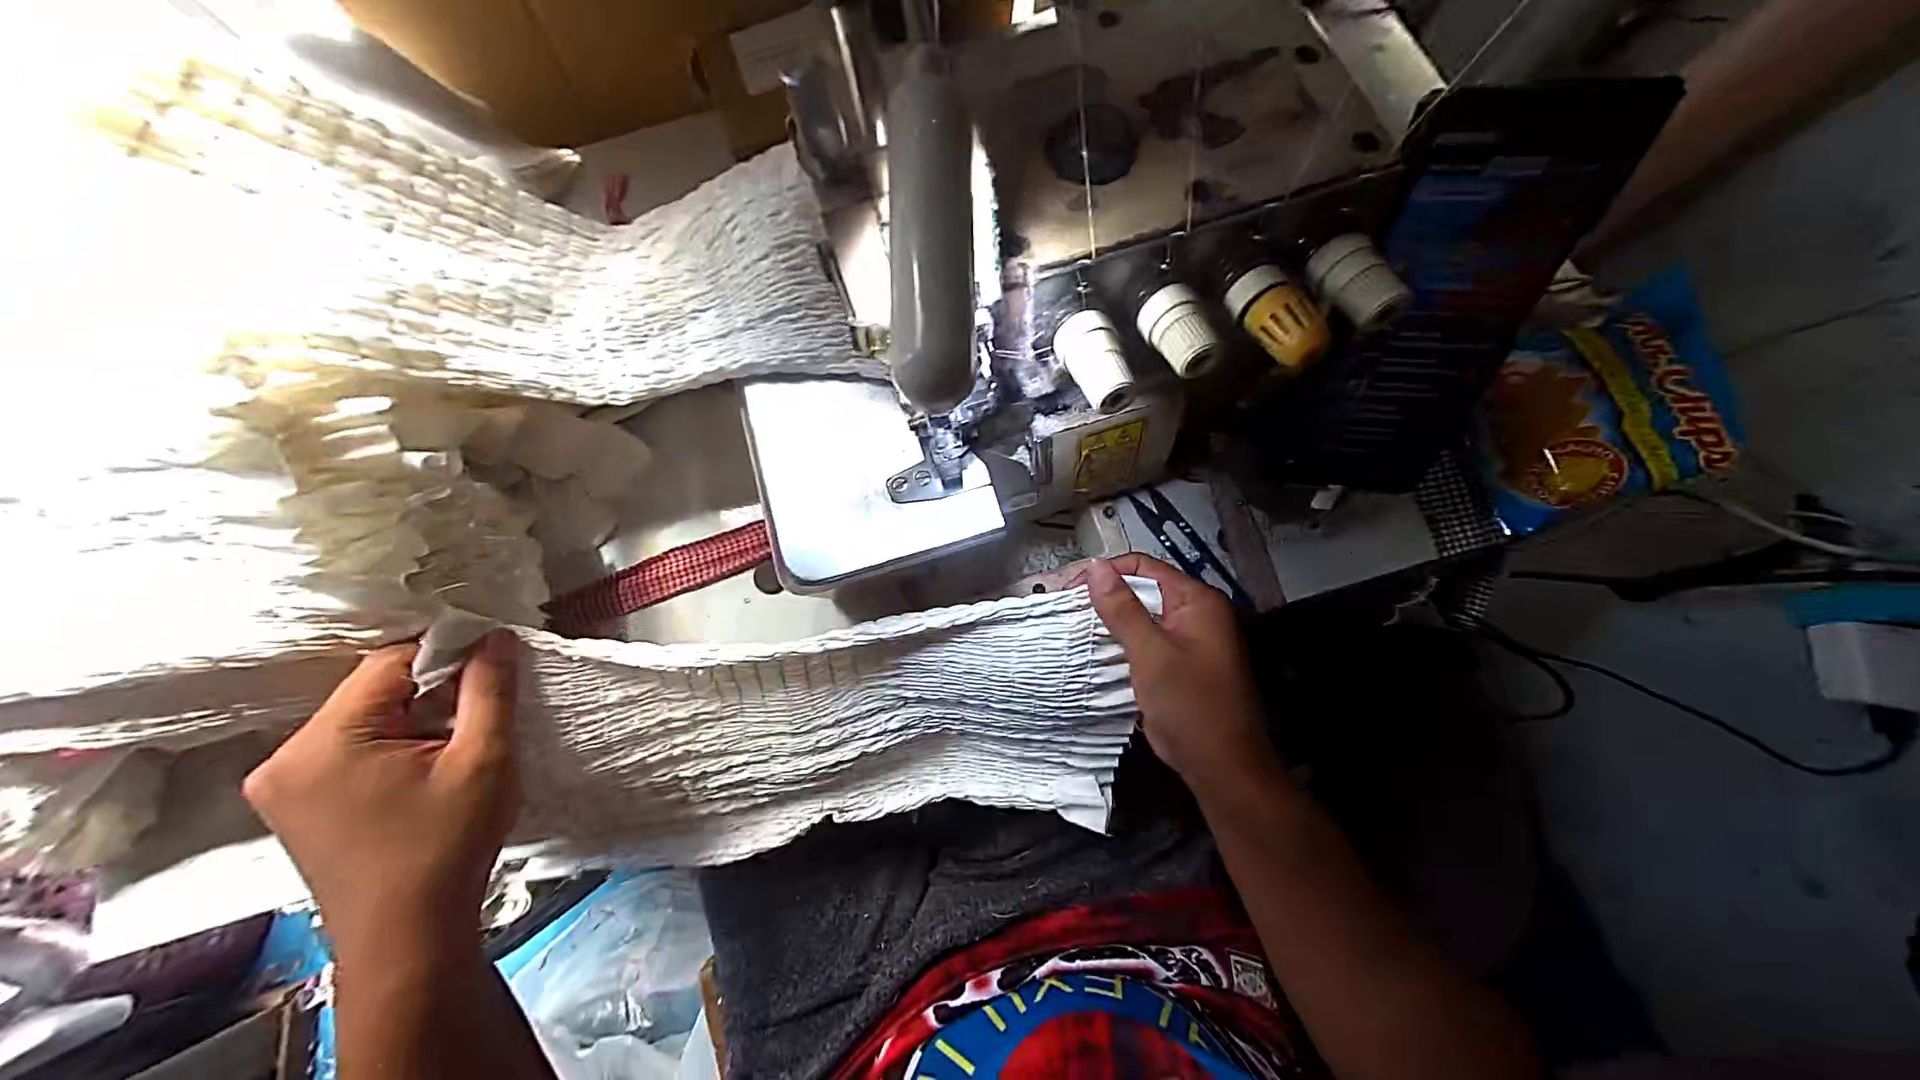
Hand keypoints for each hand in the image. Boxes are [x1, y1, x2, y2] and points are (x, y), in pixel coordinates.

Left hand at [243, 631, 520, 966]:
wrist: (408, 937)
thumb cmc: (447, 847)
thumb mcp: (482, 759)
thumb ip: (489, 690)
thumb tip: (495, 635)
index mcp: (320, 744)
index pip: (389, 663)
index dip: (447, 656)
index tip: (493, 669)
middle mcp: (283, 759)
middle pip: (373, 690)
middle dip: (433, 691)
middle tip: (480, 715)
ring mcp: (281, 785)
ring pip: (365, 718)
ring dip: (416, 718)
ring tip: (456, 747)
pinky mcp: (296, 805)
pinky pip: (352, 747)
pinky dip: (395, 743)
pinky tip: (428, 768)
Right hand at [1074, 555, 1279, 784]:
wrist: (1223, 768)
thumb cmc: (1192, 707)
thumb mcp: (1151, 653)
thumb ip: (1122, 609)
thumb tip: (1096, 568)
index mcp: (1198, 602)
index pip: (1145, 567)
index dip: (1106, 572)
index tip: (1070, 588)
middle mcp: (1198, 615)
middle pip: (1144, 590)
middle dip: (1106, 597)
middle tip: (1067, 608)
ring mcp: (1191, 641)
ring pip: (1143, 618)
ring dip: (1112, 622)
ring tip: (1074, 627)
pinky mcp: (1181, 665)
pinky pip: (1147, 642)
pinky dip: (1123, 643)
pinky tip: (1097, 651)